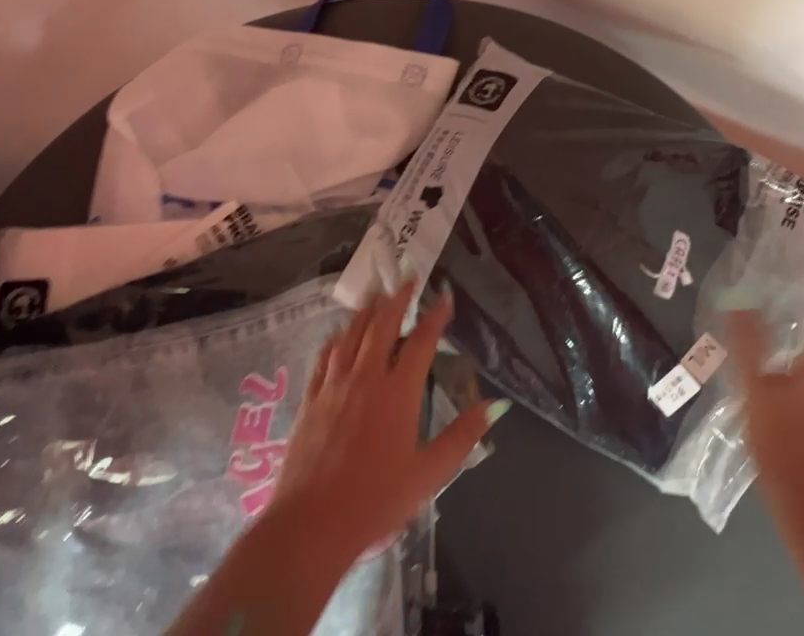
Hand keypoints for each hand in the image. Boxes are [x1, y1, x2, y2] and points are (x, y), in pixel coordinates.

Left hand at [273, 282, 507, 557]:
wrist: (312, 524)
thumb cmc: (376, 500)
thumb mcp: (429, 474)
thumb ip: (462, 436)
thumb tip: (494, 405)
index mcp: (398, 393)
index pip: (421, 342)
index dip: (435, 317)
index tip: (445, 297)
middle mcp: (365, 379)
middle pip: (382, 326)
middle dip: (397, 299)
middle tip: (408, 279)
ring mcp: (333, 386)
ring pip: (351, 335)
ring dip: (366, 312)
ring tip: (377, 296)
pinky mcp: (309, 400)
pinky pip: (324, 357)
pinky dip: (335, 339)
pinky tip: (338, 334)